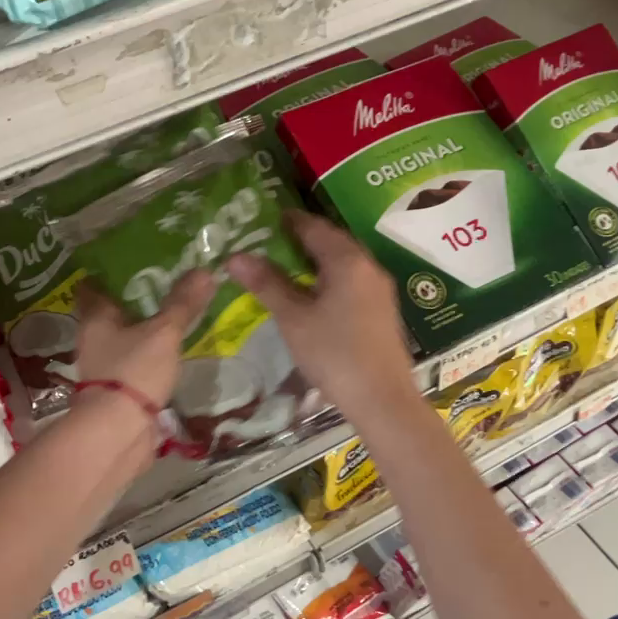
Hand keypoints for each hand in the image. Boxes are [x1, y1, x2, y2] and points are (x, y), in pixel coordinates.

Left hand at [74, 270, 216, 408]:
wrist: (118, 433)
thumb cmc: (133, 372)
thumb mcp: (163, 333)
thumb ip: (182, 303)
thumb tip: (204, 270)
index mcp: (95, 316)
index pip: (95, 283)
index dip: (113, 268)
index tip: (137, 257)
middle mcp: (93, 337)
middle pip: (112, 309)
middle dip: (135, 297)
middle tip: (165, 280)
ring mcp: (103, 364)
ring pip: (123, 335)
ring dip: (143, 325)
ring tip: (173, 310)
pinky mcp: (117, 387)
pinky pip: (133, 359)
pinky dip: (148, 350)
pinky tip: (170, 346)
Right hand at [226, 210, 420, 417]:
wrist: (382, 399)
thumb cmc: (334, 353)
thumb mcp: (293, 318)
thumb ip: (266, 284)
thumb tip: (235, 256)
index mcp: (346, 260)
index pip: (313, 227)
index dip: (286, 221)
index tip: (261, 219)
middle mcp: (367, 266)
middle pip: (330, 241)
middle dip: (299, 238)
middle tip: (266, 242)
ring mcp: (378, 288)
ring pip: (341, 262)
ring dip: (313, 259)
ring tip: (281, 266)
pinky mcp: (380, 309)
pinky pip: (350, 280)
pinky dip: (326, 277)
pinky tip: (309, 294)